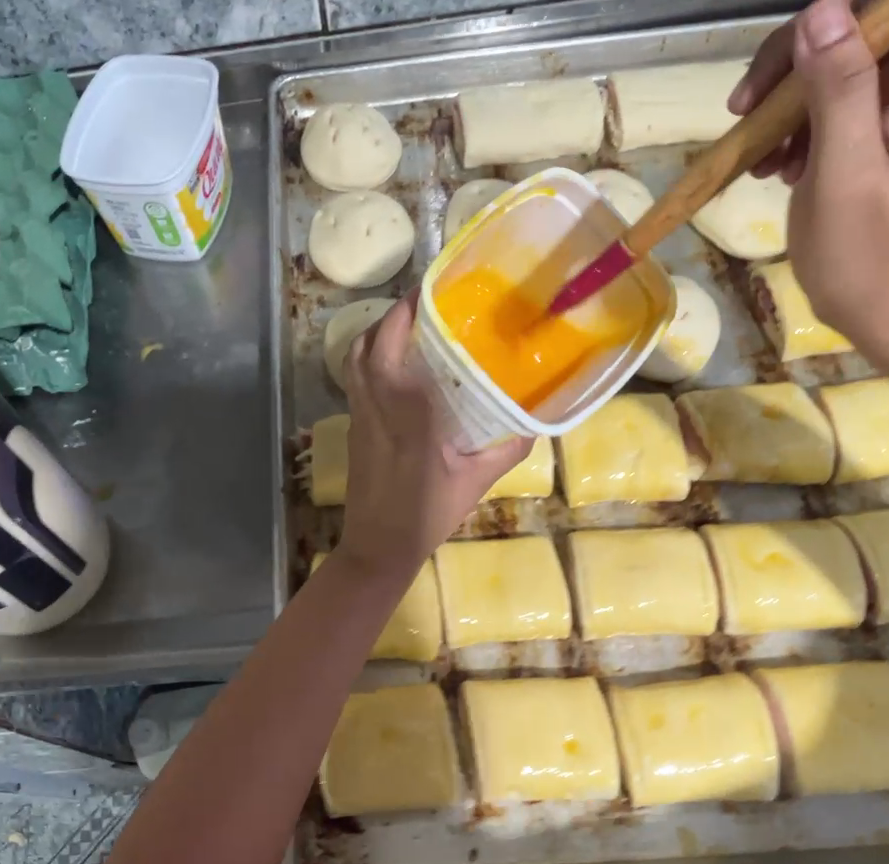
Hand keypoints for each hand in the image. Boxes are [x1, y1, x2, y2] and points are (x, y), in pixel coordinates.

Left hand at [333, 294, 530, 578]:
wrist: (378, 547)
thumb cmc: (426, 515)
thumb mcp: (475, 482)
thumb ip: (506, 448)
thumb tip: (535, 421)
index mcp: (406, 411)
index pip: (394, 346)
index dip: (407, 313)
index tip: (430, 291)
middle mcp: (375, 405)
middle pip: (367, 345)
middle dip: (390, 318)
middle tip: (422, 307)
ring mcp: (359, 418)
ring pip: (354, 362)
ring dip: (376, 338)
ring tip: (409, 331)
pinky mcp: (354, 431)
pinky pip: (356, 382)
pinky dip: (371, 362)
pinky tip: (398, 371)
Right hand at [730, 0, 888, 350]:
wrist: (876, 307)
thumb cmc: (868, 253)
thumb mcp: (846, 173)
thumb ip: (838, 90)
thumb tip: (820, 11)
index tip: (843, 12)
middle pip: (881, 11)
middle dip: (812, 38)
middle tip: (753, 96)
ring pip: (843, 48)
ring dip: (787, 84)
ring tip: (753, 140)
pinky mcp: (866, 125)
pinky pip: (826, 92)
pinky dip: (788, 117)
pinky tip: (768, 161)